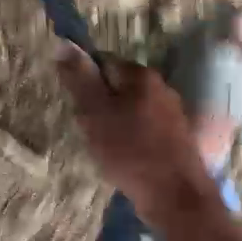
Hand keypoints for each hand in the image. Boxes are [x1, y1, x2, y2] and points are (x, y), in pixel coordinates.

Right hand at [54, 43, 222, 228]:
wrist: (175, 197)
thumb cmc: (129, 151)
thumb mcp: (94, 111)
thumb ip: (79, 77)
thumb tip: (63, 43)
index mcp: (140, 75)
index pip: (101, 61)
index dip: (83, 81)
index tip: (77, 105)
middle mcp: (161, 86)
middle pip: (116, 84)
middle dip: (98, 101)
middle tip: (87, 127)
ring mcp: (173, 112)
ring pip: (130, 106)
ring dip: (114, 119)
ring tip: (103, 144)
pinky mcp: (178, 136)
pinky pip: (144, 125)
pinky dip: (130, 135)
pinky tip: (124, 156)